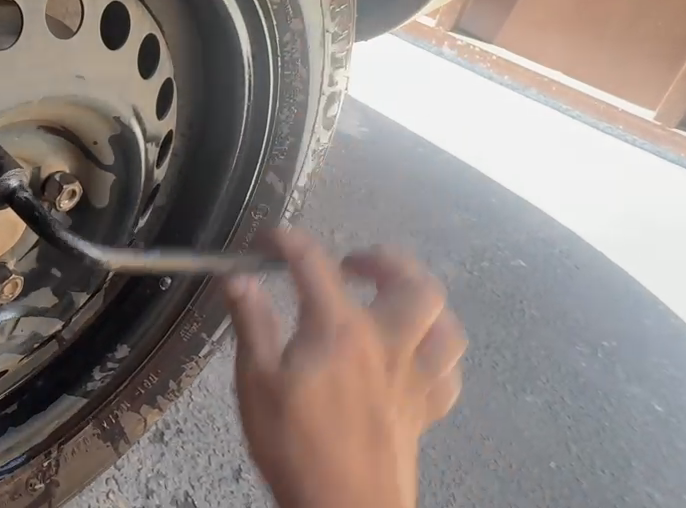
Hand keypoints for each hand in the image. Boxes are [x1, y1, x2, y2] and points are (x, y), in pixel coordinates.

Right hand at [224, 230, 465, 507]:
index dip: (287, 240)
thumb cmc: (293, 444)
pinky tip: (411, 350)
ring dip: (419, 299)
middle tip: (351, 262)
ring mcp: (414, 379)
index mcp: (338, 330)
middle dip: (384, 260)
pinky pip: (448, 369)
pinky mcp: (426, 412)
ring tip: (388, 295)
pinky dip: (433, 348)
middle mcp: (386, 345)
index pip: (313, 262)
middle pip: (414, 285)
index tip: (265, 241)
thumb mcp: (255, 379)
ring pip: (445, 324)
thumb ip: (250, 321)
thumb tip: (237, 276)